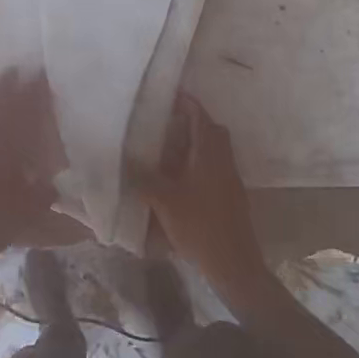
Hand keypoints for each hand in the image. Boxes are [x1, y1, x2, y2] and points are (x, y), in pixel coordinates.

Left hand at [0, 70, 61, 263]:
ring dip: (0, 92)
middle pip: (11, 111)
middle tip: (31, 70)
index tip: (48, 83)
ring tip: (8, 73)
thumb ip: (45, 190)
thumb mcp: (32, 209)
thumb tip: (56, 176)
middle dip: (22, 90)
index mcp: (16, 157)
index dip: (40, 101)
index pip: (31, 121)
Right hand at [133, 96, 268, 295]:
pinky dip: (197, 163)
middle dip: (191, 122)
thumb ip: (144, 178)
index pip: (201, 117)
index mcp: (210, 153)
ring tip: (167, 149)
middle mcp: (223, 160)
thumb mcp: (165, 201)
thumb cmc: (199, 225)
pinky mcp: (230, 195)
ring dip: (194, 144)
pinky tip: (178, 179)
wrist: (233, 262)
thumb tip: (124, 159)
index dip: (187, 103)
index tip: (170, 95)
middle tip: (166, 122)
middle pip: (211, 131)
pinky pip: (214, 167)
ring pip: (213, 150)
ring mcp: (230, 178)